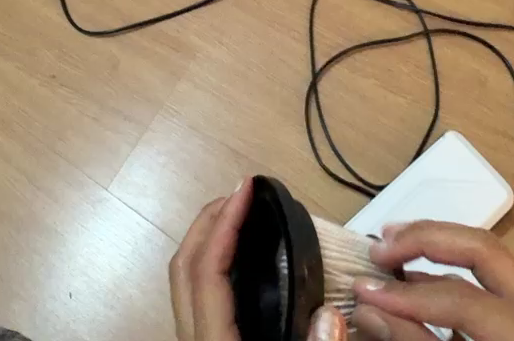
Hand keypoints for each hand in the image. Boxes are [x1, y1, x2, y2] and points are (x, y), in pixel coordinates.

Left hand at [170, 179, 345, 340]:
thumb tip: (330, 314)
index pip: (205, 271)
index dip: (224, 223)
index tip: (247, 188)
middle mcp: (193, 338)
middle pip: (183, 266)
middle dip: (210, 220)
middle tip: (242, 193)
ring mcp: (195, 340)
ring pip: (184, 279)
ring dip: (207, 238)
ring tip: (241, 214)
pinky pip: (196, 291)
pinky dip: (212, 261)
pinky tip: (241, 258)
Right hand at [352, 222, 513, 340]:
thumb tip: (368, 308)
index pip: (460, 299)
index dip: (405, 295)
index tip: (361, 290)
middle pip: (480, 248)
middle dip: (424, 239)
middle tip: (378, 246)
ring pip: (488, 253)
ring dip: (437, 242)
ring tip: (391, 241)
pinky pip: (492, 278)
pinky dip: (452, 267)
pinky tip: (419, 274)